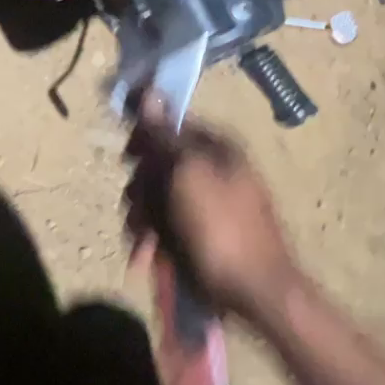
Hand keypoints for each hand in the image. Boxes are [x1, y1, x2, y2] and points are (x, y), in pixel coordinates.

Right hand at [126, 101, 304, 321]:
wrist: (254, 293)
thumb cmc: (221, 229)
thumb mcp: (187, 175)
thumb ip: (164, 136)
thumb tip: (149, 91)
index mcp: (218, 149)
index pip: (171, 125)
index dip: (145, 138)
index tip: (130, 157)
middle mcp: (214, 172)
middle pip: (158, 166)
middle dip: (141, 190)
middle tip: (139, 209)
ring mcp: (207, 206)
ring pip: (156, 200)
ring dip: (142, 220)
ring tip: (143, 243)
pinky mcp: (200, 236)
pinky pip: (165, 228)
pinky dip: (152, 241)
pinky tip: (146, 258)